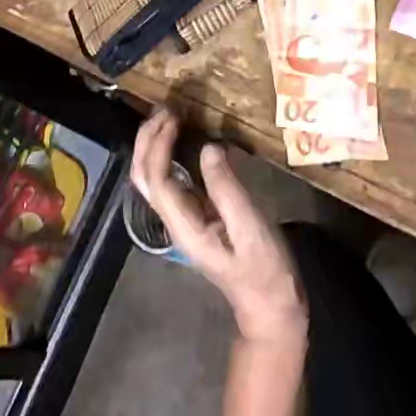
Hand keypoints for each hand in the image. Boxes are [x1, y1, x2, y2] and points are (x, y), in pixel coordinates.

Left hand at [129, 109, 306, 345]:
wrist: (271, 306)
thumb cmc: (263, 270)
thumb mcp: (250, 228)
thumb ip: (226, 188)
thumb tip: (209, 148)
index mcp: (183, 226)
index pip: (156, 179)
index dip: (159, 145)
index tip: (175, 116)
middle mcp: (175, 221)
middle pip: (144, 178)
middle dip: (147, 141)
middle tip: (166, 109)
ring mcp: (184, 219)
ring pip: (153, 178)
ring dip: (154, 145)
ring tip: (170, 117)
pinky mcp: (197, 215)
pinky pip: (172, 180)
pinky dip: (170, 155)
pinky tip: (185, 140)